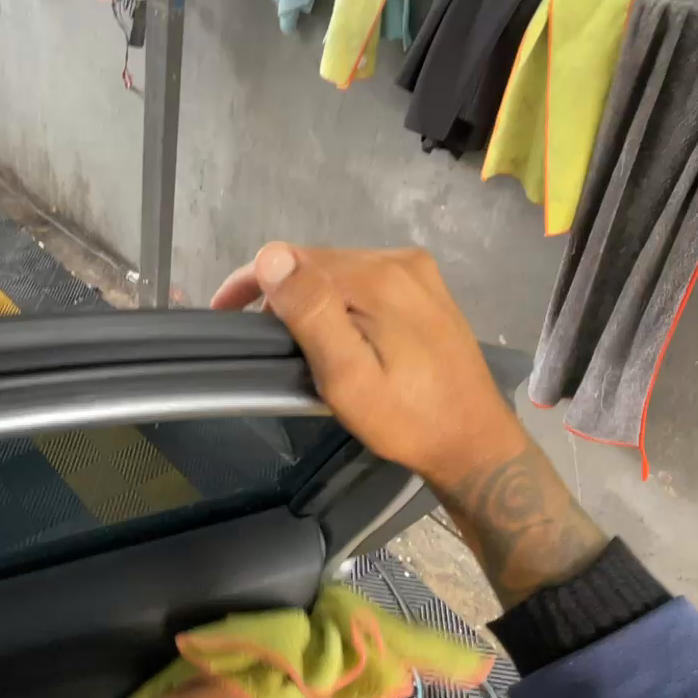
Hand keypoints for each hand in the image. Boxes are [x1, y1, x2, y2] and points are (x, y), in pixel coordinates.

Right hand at [211, 244, 522, 492]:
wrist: (473, 441)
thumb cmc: (405, 419)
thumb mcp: (347, 375)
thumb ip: (310, 314)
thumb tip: (271, 256)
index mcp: (378, 278)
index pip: (294, 258)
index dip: (251, 281)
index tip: (224, 312)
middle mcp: (399, 261)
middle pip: (318, 261)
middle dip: (279, 291)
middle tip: (257, 337)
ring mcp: (418, 273)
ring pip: (340, 270)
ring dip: (307, 296)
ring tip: (290, 339)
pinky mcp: (427, 290)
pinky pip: (366, 281)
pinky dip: (338, 300)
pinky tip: (334, 330)